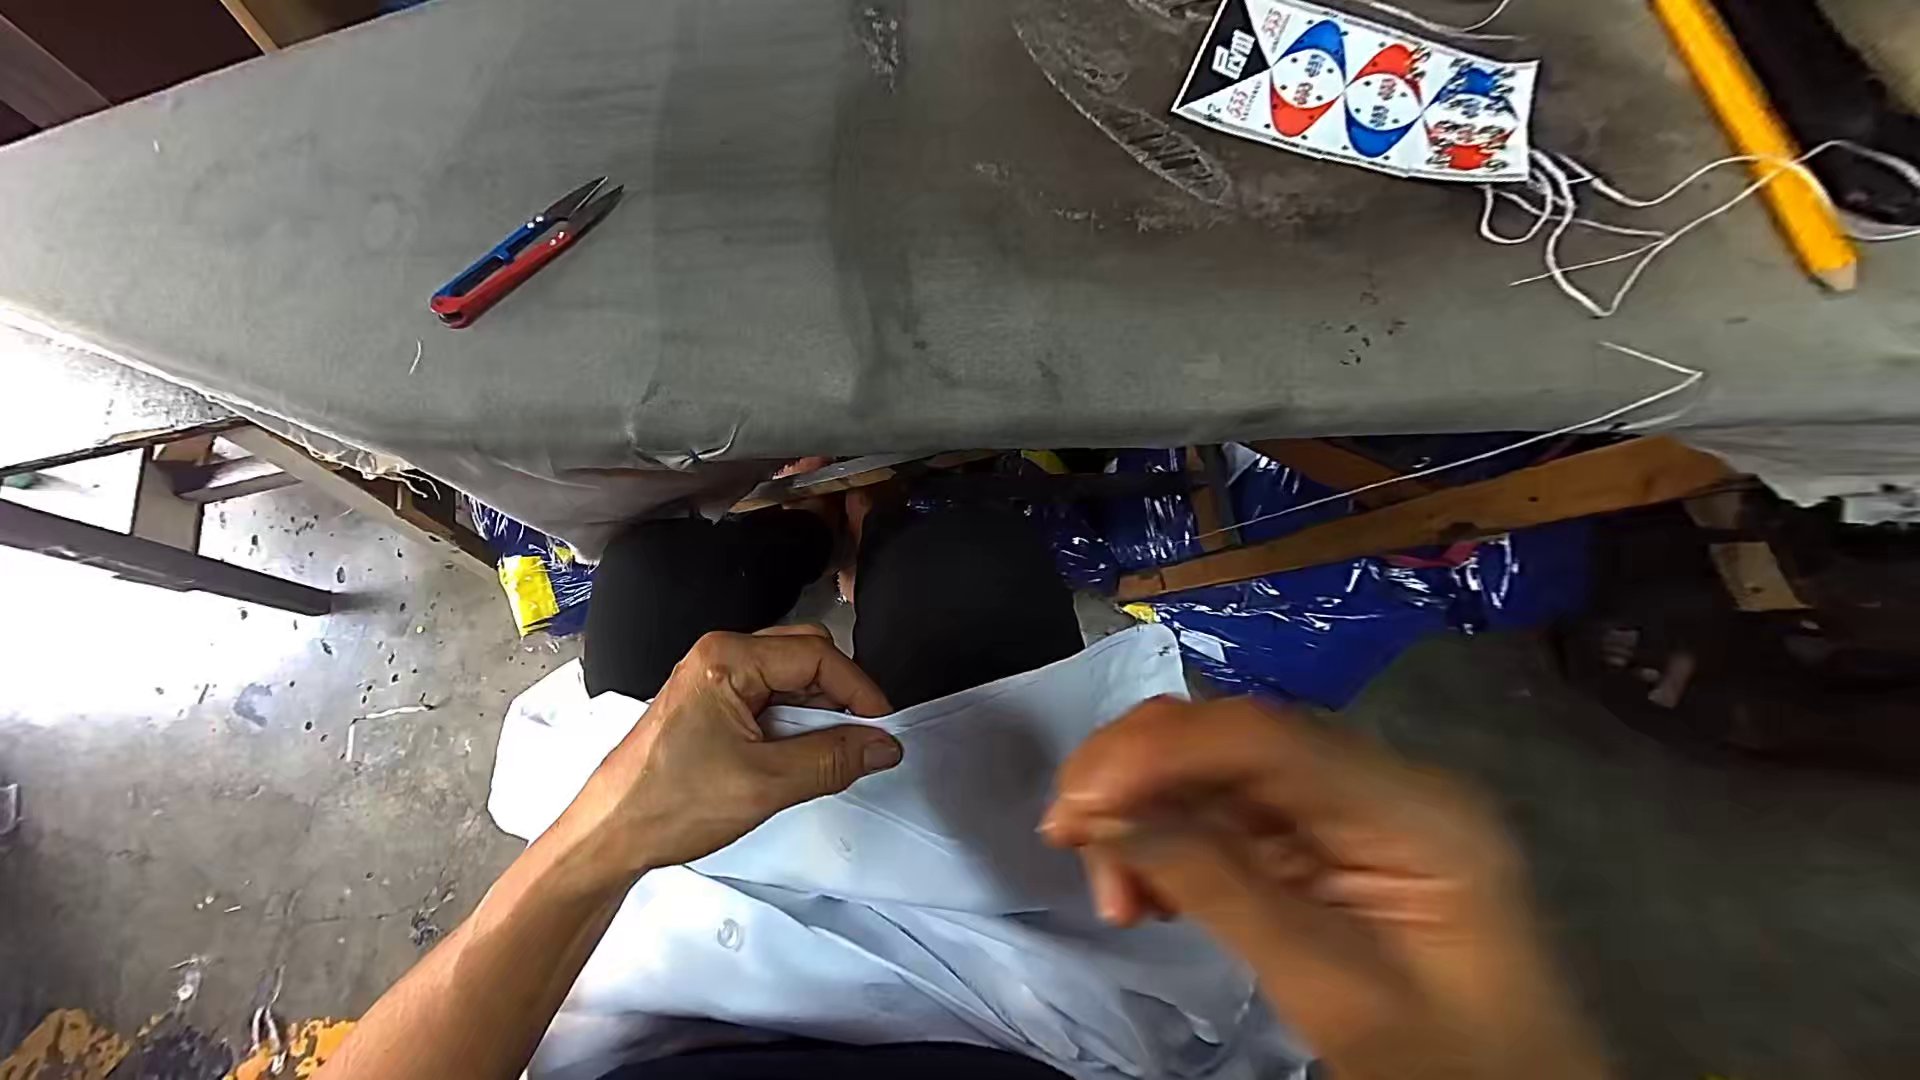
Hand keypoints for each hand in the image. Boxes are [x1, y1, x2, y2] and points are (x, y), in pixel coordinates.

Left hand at [557, 628, 901, 874]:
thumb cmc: (671, 805)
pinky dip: (796, 716)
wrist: (604, 837)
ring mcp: (715, 672)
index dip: (859, 691)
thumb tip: (885, 746)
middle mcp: (722, 652)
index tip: (883, 729)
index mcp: (728, 657)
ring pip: (793, 673)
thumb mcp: (763, 785)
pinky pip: (773, 691)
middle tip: (856, 738)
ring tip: (826, 750)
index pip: (817, 656)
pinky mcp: (714, 696)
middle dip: (839, 695)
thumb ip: (831, 759)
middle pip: (807, 654)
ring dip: (819, 707)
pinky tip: (799, 748)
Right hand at [1041, 697, 1607, 1079]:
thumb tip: (1104, 817)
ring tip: (1110, 891)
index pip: (1262, 739)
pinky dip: (1154, 834)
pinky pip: (1202, 802)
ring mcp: (1324, 796)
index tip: (1083, 799)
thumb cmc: (1445, 1064)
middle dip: (1129, 773)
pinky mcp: (1294, 822)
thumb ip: (1215, 888)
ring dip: (1133, 809)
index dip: (1158, 752)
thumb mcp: (1330, 991)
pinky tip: (1137, 887)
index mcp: (1405, 806)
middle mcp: (1362, 775)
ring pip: (1196, 762)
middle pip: (1218, 733)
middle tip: (1067, 829)